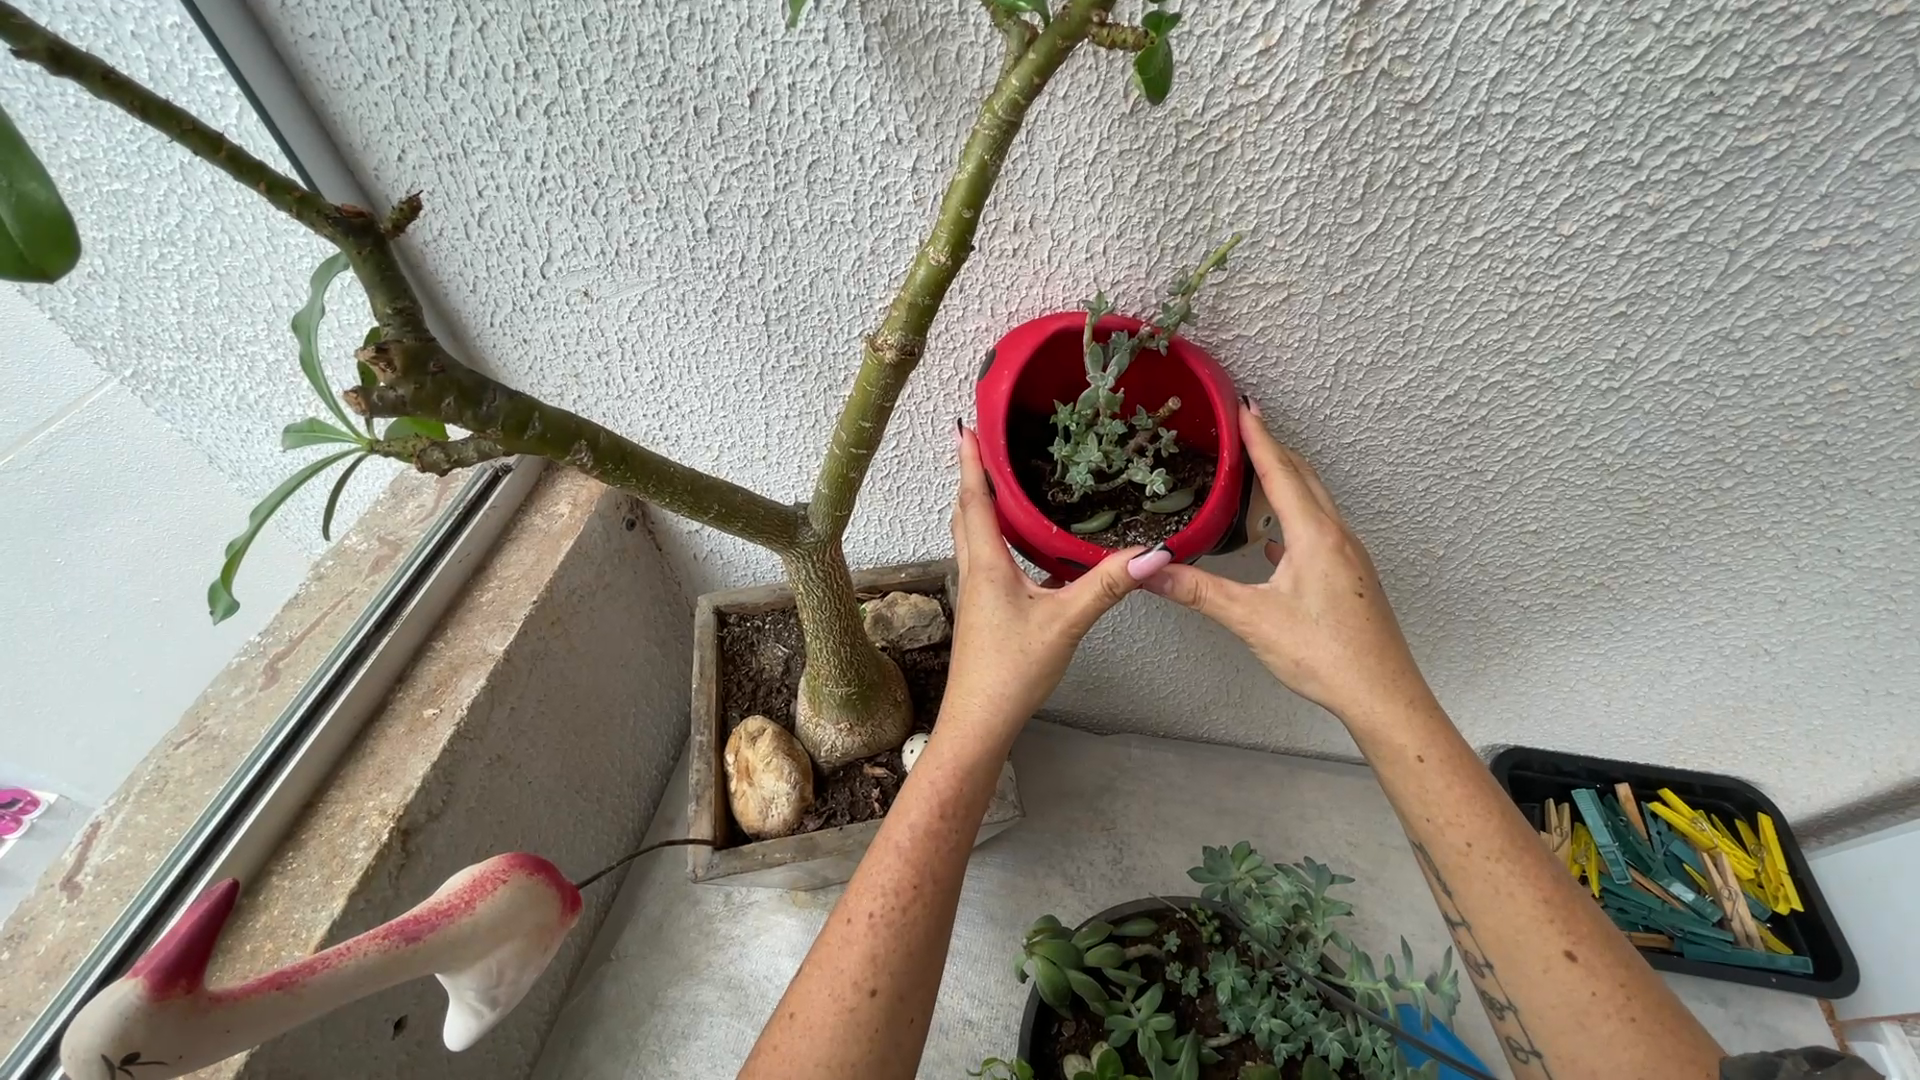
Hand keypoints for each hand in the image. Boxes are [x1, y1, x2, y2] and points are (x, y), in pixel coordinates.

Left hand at [942, 423, 1171, 728]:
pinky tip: (1012, 544)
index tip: (965, 428)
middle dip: (970, 477)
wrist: (979, 720)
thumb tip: (1151, 553)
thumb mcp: (1066, 623)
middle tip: (979, 446)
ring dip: (976, 505)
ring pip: (969, 536)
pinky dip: (988, 535)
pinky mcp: (981, 609)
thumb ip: (1106, 585)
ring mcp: (974, 592)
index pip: (975, 501)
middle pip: (965, 514)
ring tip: (994, 482)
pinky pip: (980, 558)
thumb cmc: (1012, 672)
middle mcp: (974, 572)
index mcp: (987, 565)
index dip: (970, 463)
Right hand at [1140, 401, 1433, 726]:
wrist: (1382, 694)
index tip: (1243, 406)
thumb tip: (1150, 572)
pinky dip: (1294, 517)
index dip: (1259, 437)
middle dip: (1273, 448)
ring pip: (1314, 502)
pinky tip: (1275, 538)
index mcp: (1315, 537)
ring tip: (1256, 470)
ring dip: (1286, 479)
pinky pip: (1319, 530)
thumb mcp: (1251, 619)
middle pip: (1303, 478)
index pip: (1281, 472)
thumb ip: (1197, 591)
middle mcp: (1337, 537)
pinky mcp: (1350, 575)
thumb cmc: (1326, 655)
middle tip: (1246, 425)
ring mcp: (1348, 556)